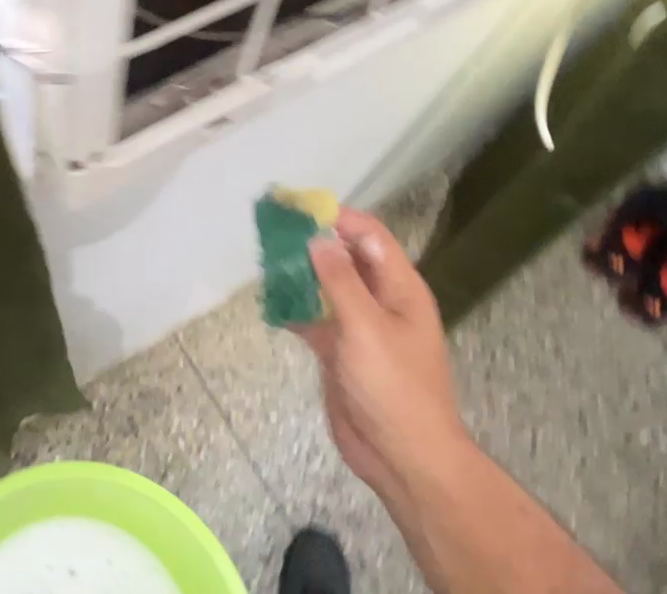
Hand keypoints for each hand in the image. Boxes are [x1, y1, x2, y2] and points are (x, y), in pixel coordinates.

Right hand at [297, 209, 467, 498]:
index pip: (369, 236)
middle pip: (344, 257)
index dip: (336, 218)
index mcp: (399, 288)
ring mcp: (358, 327)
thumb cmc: (394, 387)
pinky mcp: (339, 351)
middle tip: (270, 230)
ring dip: (298, 273)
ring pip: (325, 287)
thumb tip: (317, 236)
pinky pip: (313, 318)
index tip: (297, 208)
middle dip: (311, 242)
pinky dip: (293, 308)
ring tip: (263, 259)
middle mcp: (380, 300)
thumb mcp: (367, 327)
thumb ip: (339, 280)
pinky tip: (269, 302)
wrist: (403, 458)